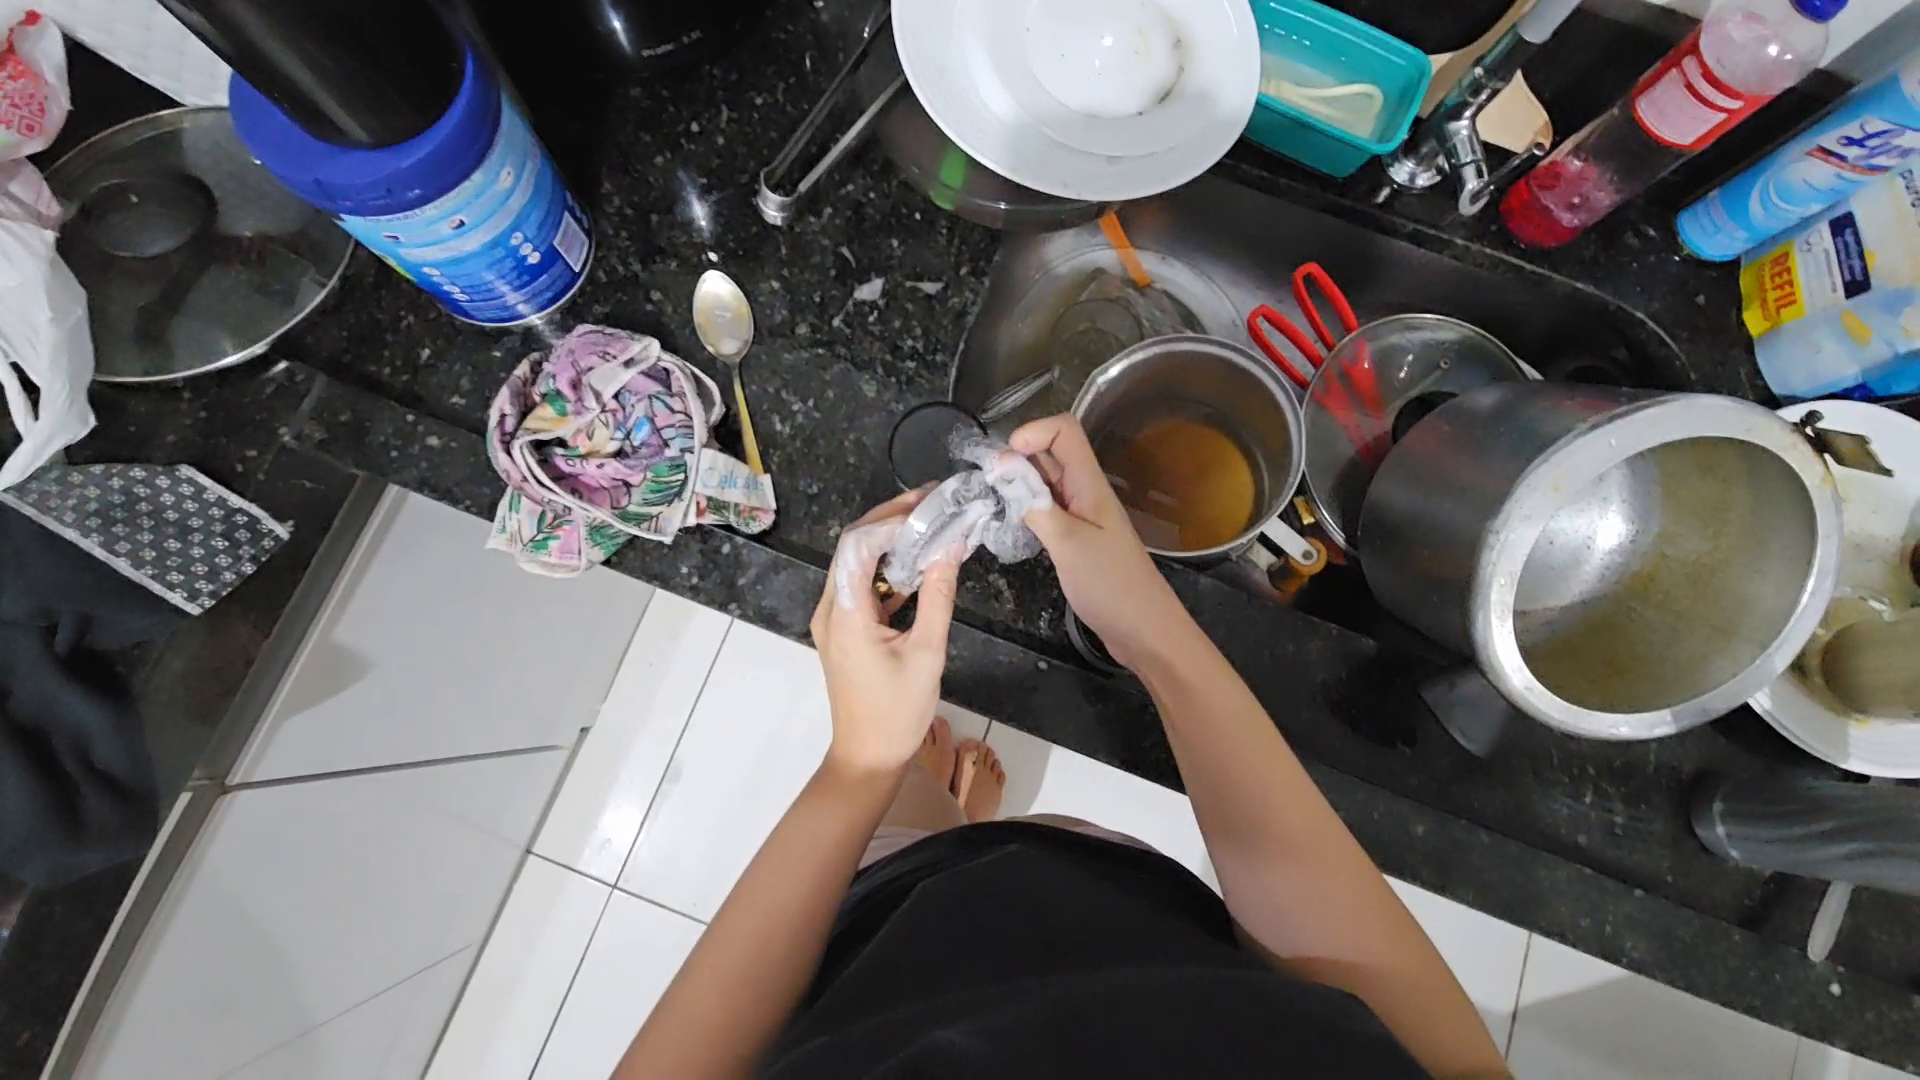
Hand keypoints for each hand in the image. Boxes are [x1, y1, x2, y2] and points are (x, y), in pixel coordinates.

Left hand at [811, 489, 959, 775]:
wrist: (867, 757)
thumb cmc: (897, 712)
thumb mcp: (927, 652)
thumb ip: (938, 596)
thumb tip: (951, 547)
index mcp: (845, 612)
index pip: (858, 545)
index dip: (893, 520)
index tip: (930, 508)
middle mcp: (831, 607)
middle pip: (854, 546)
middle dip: (892, 519)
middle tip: (933, 500)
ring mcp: (835, 617)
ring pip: (858, 562)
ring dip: (891, 541)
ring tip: (931, 520)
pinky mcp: (844, 628)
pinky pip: (863, 585)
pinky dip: (889, 569)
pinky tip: (920, 560)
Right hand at [1009, 415, 1186, 670]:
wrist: (1144, 630)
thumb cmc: (1111, 586)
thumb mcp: (1068, 543)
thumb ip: (1034, 504)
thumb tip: (1003, 468)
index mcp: (1090, 484)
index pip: (1063, 430)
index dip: (1031, 432)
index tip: (1002, 462)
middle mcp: (1086, 492)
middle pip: (1051, 453)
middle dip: (1016, 458)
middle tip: (988, 486)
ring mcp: (1082, 515)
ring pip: (1046, 482)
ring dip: (1018, 485)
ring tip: (993, 505)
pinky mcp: (1077, 538)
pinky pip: (1048, 509)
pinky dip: (1026, 510)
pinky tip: (1011, 527)